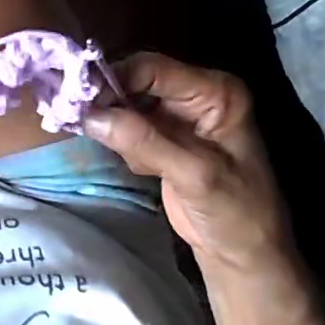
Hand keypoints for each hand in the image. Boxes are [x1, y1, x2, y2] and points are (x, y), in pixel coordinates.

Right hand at [82, 53, 290, 274]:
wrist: (245, 256)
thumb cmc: (236, 214)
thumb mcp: (194, 175)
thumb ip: (145, 141)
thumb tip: (91, 116)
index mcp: (215, 92)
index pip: (152, 68)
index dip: (114, 79)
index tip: (79, 101)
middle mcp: (195, 95)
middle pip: (134, 80)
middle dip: (110, 103)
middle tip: (81, 121)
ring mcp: (177, 115)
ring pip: (125, 102)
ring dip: (116, 128)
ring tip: (140, 163)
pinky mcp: (162, 136)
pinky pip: (126, 125)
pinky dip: (122, 143)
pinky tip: (144, 169)